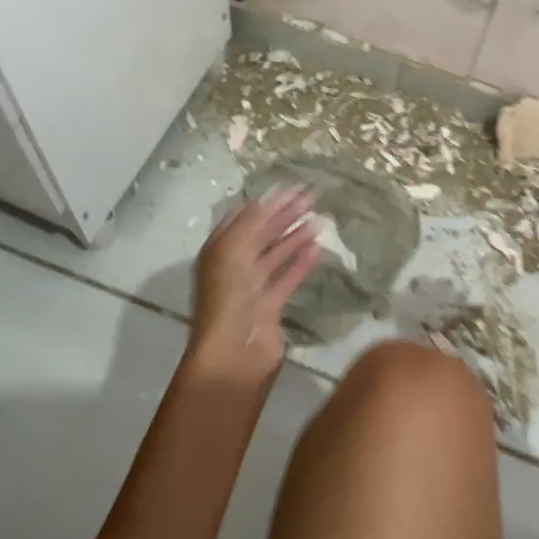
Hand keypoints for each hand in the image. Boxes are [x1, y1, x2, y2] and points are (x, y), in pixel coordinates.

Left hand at [188, 184, 322, 383]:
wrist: (235, 351)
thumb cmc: (228, 296)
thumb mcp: (233, 250)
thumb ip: (252, 222)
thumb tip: (272, 197)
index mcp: (218, 250)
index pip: (243, 218)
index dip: (266, 202)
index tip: (292, 187)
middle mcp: (233, 266)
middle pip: (261, 234)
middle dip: (284, 215)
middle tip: (312, 197)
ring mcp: (252, 287)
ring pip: (275, 255)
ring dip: (295, 236)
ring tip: (319, 219)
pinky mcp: (270, 306)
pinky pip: (288, 278)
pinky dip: (301, 263)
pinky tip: (317, 249)